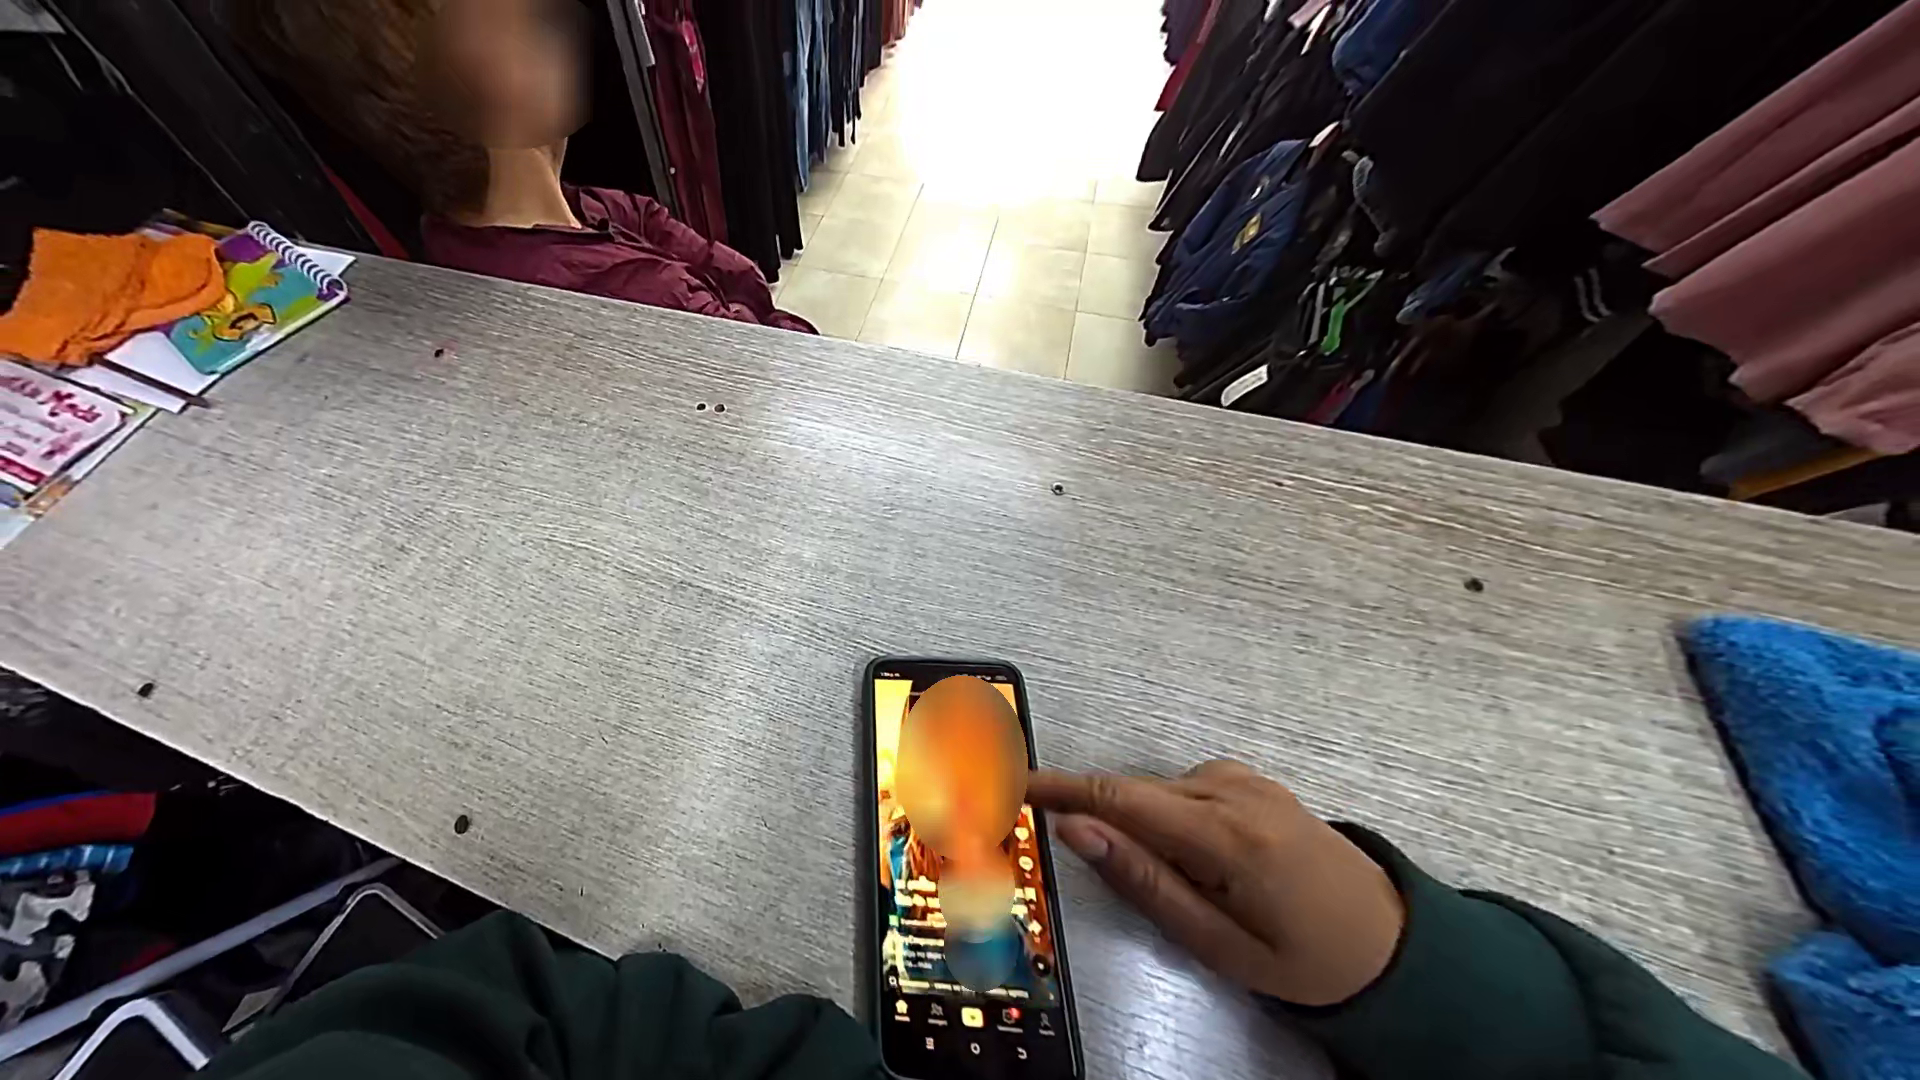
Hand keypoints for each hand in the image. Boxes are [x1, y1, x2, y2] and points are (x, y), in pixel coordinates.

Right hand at [1028, 760, 1403, 1005]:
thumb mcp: (1218, 942)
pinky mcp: (1246, 776)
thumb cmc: (1304, 957)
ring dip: (1145, 827)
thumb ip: (1143, 879)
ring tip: (1185, 882)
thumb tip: (1077, 829)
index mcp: (1225, 832)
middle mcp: (1230, 787)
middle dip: (1106, 821)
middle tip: (1105, 866)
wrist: (1389, 938)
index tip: (1018, 782)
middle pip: (1135, 793)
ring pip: (1157, 792)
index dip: (1061, 787)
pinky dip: (1170, 816)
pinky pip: (1183, 788)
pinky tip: (1201, 854)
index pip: (1120, 796)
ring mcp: (1242, 776)